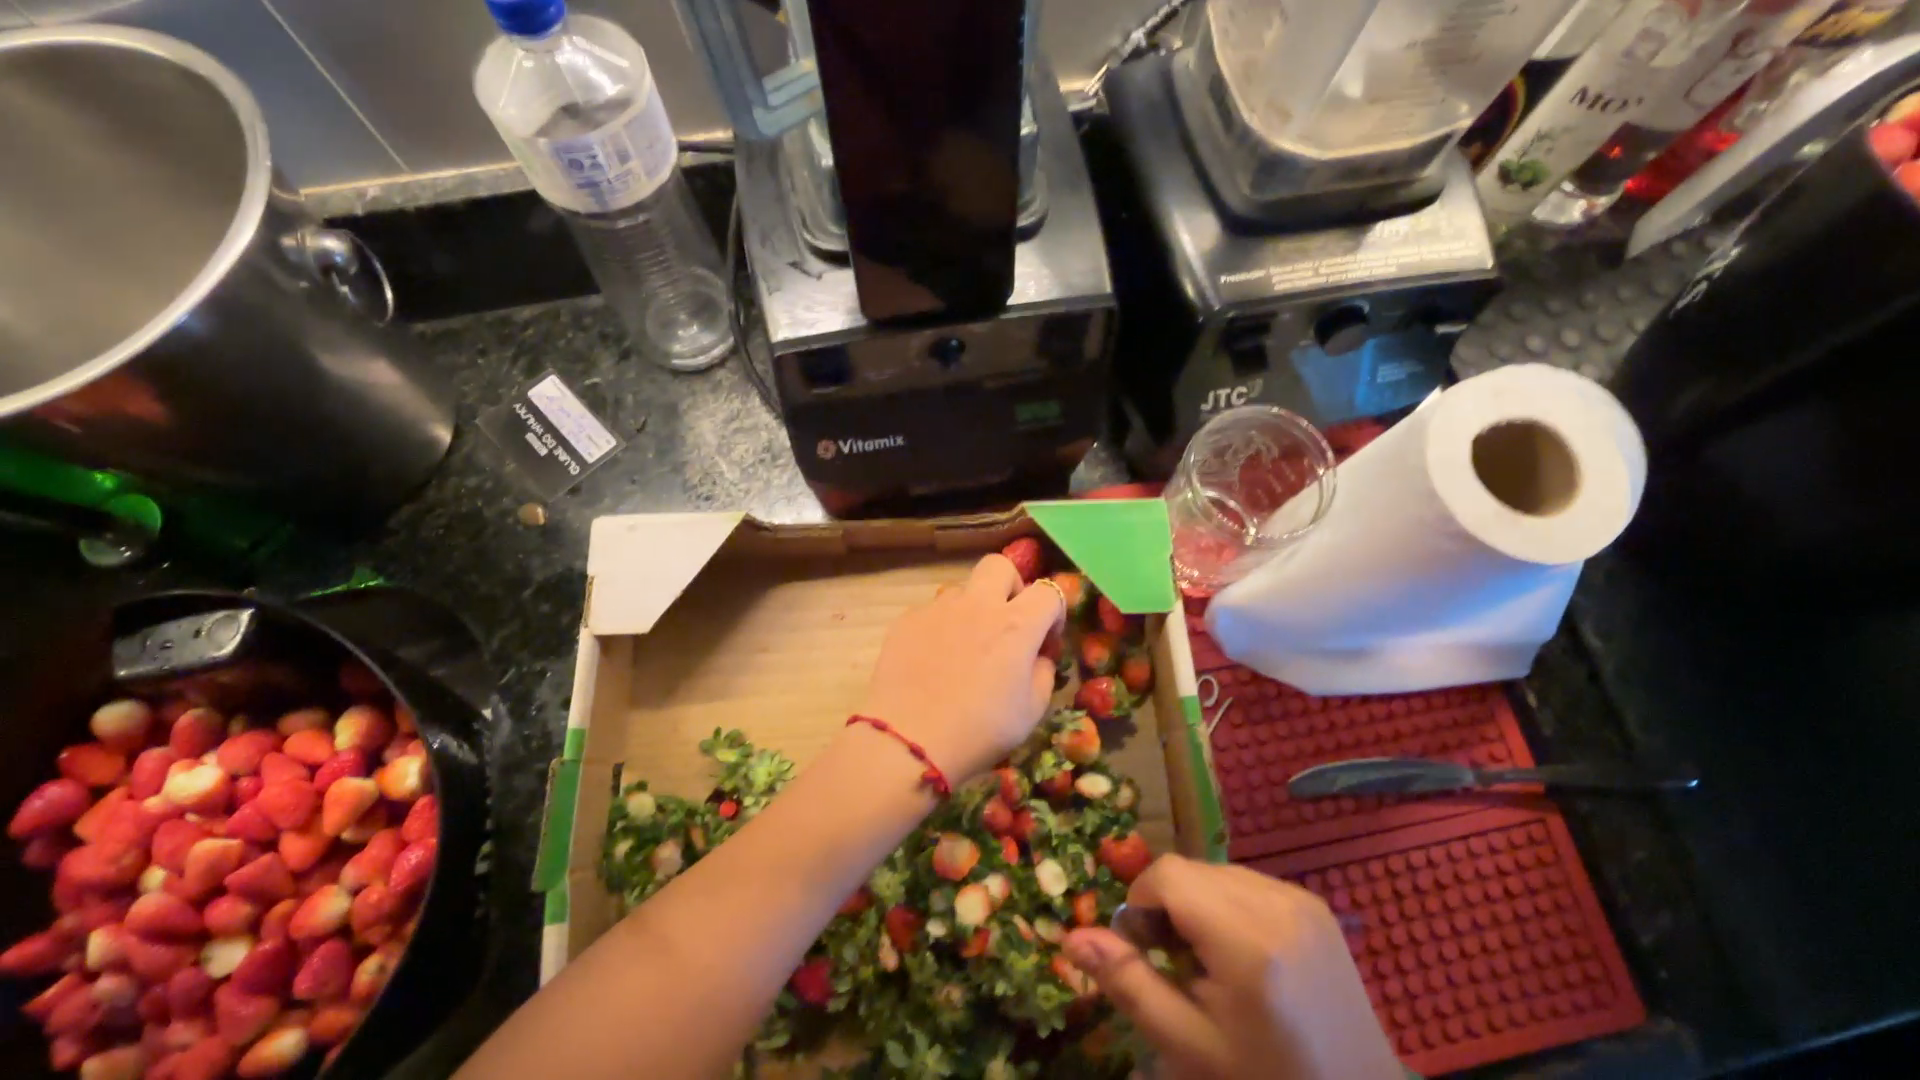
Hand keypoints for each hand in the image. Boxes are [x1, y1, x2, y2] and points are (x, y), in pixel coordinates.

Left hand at [858, 553, 1063, 781]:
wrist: (909, 739)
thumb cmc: (980, 730)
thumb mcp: (1031, 711)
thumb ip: (1043, 672)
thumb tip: (1039, 655)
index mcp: (1017, 625)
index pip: (1048, 592)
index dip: (1054, 611)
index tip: (1048, 636)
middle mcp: (978, 605)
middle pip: (1000, 566)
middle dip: (1010, 585)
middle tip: (1008, 618)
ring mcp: (938, 609)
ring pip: (962, 589)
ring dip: (972, 608)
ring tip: (965, 646)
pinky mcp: (907, 620)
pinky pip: (932, 611)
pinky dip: (940, 627)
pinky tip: (933, 660)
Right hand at [1063, 856, 1401, 1079]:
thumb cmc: (1262, 1078)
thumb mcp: (1187, 1044)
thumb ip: (1128, 983)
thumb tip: (1071, 937)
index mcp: (1247, 938)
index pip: (1168, 873)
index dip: (1141, 904)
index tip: (1146, 954)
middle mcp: (1278, 903)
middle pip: (1192, 869)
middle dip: (1168, 906)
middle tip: (1177, 967)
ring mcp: (1303, 900)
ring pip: (1218, 872)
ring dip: (1198, 904)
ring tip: (1211, 965)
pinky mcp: (1317, 907)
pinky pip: (1250, 882)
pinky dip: (1230, 906)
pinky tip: (1243, 958)